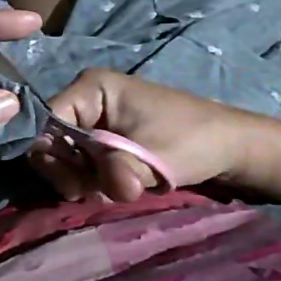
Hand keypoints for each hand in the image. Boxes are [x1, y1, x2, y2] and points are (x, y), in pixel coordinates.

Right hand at [31, 68, 265, 202]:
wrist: (232, 148)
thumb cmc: (193, 139)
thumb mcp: (153, 156)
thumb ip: (120, 170)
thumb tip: (104, 189)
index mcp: (92, 87)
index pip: (48, 122)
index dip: (54, 156)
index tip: (77, 187)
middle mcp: (88, 98)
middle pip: (53, 140)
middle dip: (68, 171)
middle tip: (91, 193)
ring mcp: (97, 118)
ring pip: (67, 154)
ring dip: (83, 179)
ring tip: (110, 190)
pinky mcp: (108, 137)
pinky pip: (84, 160)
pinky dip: (94, 179)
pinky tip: (113, 188)